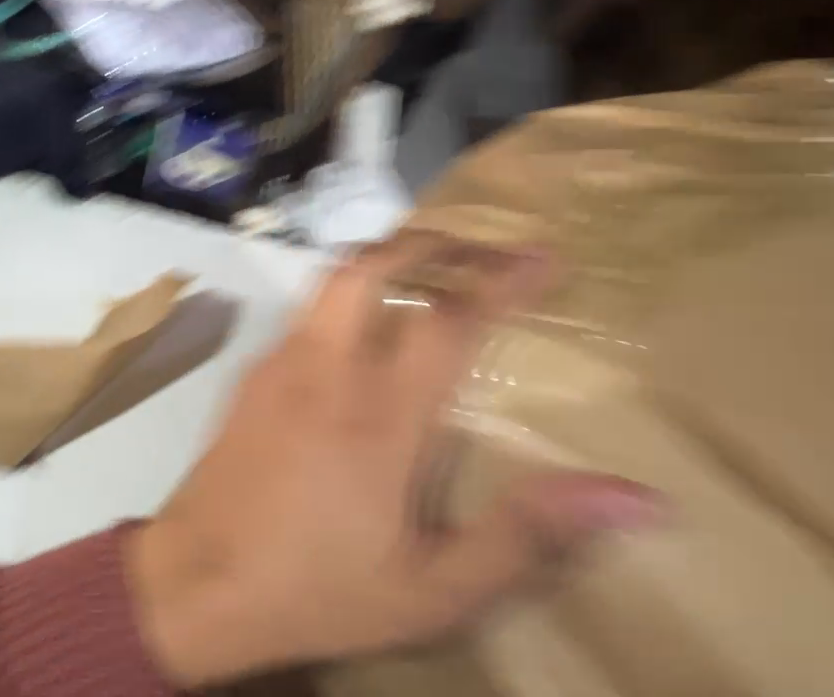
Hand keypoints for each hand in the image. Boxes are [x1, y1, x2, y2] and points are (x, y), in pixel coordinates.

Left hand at [128, 234, 662, 687]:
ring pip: (326, 283)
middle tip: (480, 252)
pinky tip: (367, 331)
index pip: (446, 320)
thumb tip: (638, 496)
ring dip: (381, 263)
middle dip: (428, 243)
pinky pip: (302, 317)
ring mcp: (274, 367)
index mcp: (378, 415)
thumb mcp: (436, 589)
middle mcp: (321, 370)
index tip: (542, 257)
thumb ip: (528, 535)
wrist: (196, 580)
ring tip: (432, 276)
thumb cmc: (318, 589)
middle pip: (369, 268)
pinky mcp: (247, 379)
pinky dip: (343, 298)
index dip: (499, 280)